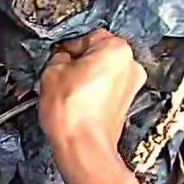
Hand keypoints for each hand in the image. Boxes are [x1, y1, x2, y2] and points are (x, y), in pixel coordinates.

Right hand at [39, 29, 144, 165]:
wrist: (83, 146)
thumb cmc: (71, 110)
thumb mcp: (52, 72)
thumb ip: (59, 57)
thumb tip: (64, 58)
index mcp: (116, 49)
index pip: (88, 37)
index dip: (68, 48)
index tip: (58, 59)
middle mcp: (131, 65)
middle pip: (99, 55)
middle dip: (80, 63)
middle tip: (61, 77)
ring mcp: (132, 86)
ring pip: (103, 73)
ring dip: (87, 78)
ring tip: (68, 93)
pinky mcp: (126, 104)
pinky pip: (106, 90)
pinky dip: (94, 93)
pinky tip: (78, 104)